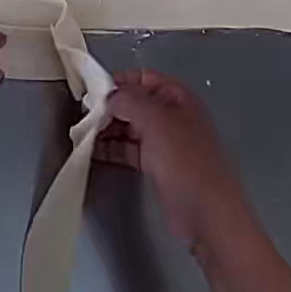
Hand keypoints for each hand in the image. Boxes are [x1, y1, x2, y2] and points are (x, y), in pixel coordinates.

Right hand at [96, 70, 251, 248]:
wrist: (207, 214)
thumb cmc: (186, 160)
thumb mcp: (156, 121)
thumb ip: (129, 100)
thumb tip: (109, 95)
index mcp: (178, 97)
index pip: (144, 77)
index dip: (120, 80)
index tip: (94, 90)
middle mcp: (172, 116)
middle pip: (135, 102)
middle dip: (110, 106)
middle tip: (84, 114)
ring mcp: (165, 142)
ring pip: (130, 127)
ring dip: (107, 128)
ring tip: (83, 133)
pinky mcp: (157, 166)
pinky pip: (130, 149)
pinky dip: (112, 148)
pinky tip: (93, 151)